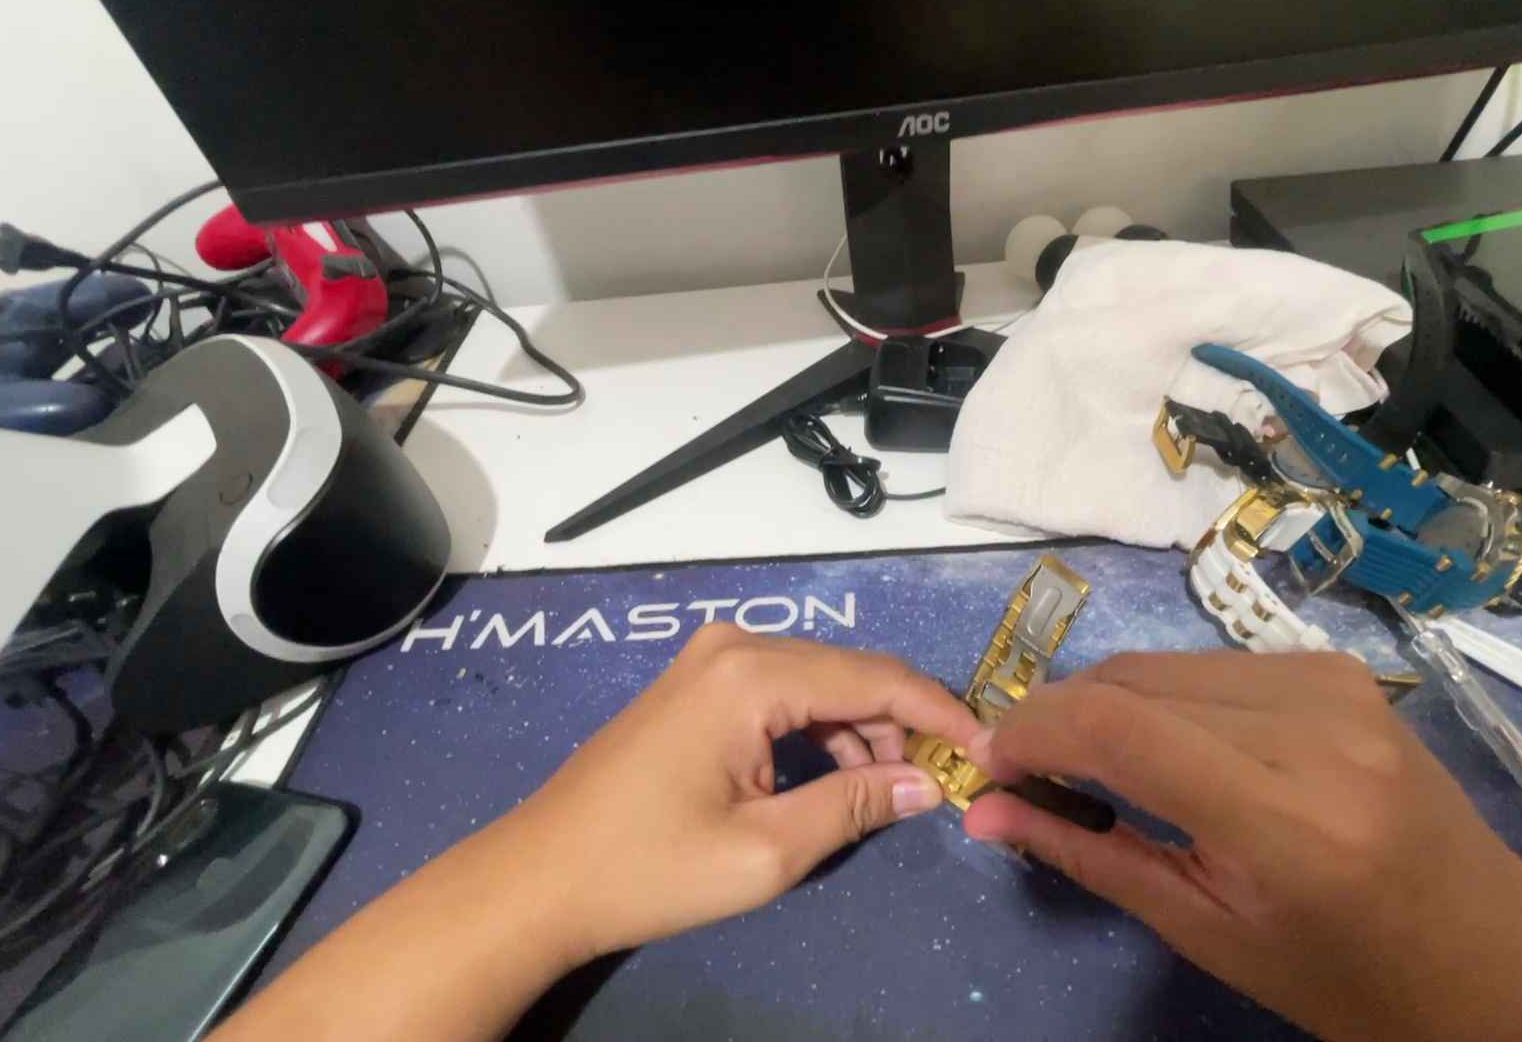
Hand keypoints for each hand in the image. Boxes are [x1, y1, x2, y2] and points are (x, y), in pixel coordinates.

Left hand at [502, 623, 985, 969]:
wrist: (539, 875)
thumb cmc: (649, 868)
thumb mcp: (765, 850)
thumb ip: (853, 807)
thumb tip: (926, 785)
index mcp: (751, 674)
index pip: (872, 677)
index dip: (936, 710)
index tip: (982, 744)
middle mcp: (735, 645)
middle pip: (846, 671)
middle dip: (900, 721)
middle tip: (935, 778)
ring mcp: (713, 657)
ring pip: (817, 679)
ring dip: (858, 726)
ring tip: (884, 784)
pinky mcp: (701, 678)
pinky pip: (781, 689)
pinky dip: (818, 725)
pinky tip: (833, 768)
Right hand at [962, 650, 1521, 1040]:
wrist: (1497, 952)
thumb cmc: (1345, 974)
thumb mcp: (1204, 932)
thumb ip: (1085, 855)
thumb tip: (984, 813)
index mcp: (1285, 820)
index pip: (1118, 728)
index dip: (1033, 729)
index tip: (993, 761)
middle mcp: (1311, 729)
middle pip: (1125, 681)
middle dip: (1053, 715)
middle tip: (1028, 765)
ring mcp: (1328, 684)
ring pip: (1154, 663)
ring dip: (1098, 703)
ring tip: (1088, 757)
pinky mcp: (1330, 666)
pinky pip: (1199, 664)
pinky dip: (1152, 695)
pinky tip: (1159, 740)